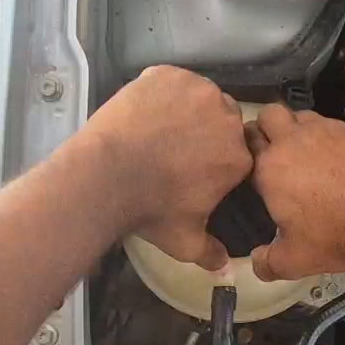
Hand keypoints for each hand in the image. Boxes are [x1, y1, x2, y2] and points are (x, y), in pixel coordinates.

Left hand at [81, 66, 251, 269]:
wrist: (106, 176)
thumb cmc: (151, 209)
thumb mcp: (185, 240)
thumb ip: (211, 253)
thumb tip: (226, 269)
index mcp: (238, 156)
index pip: (237, 152)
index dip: (217, 160)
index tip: (196, 169)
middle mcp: (227, 116)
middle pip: (224, 120)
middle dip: (207, 132)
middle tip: (176, 149)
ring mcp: (196, 90)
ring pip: (201, 96)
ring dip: (188, 109)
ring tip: (159, 128)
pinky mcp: (167, 74)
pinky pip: (172, 80)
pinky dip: (162, 92)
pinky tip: (146, 111)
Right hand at [245, 104, 344, 280]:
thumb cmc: (337, 233)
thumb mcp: (296, 261)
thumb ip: (268, 262)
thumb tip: (256, 262)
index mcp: (271, 167)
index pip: (246, 144)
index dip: (248, 152)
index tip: (254, 167)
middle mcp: (293, 140)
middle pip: (268, 114)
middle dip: (266, 127)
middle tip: (275, 151)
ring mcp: (326, 130)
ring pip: (301, 115)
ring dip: (297, 127)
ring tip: (307, 152)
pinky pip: (331, 124)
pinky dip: (328, 136)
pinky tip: (338, 158)